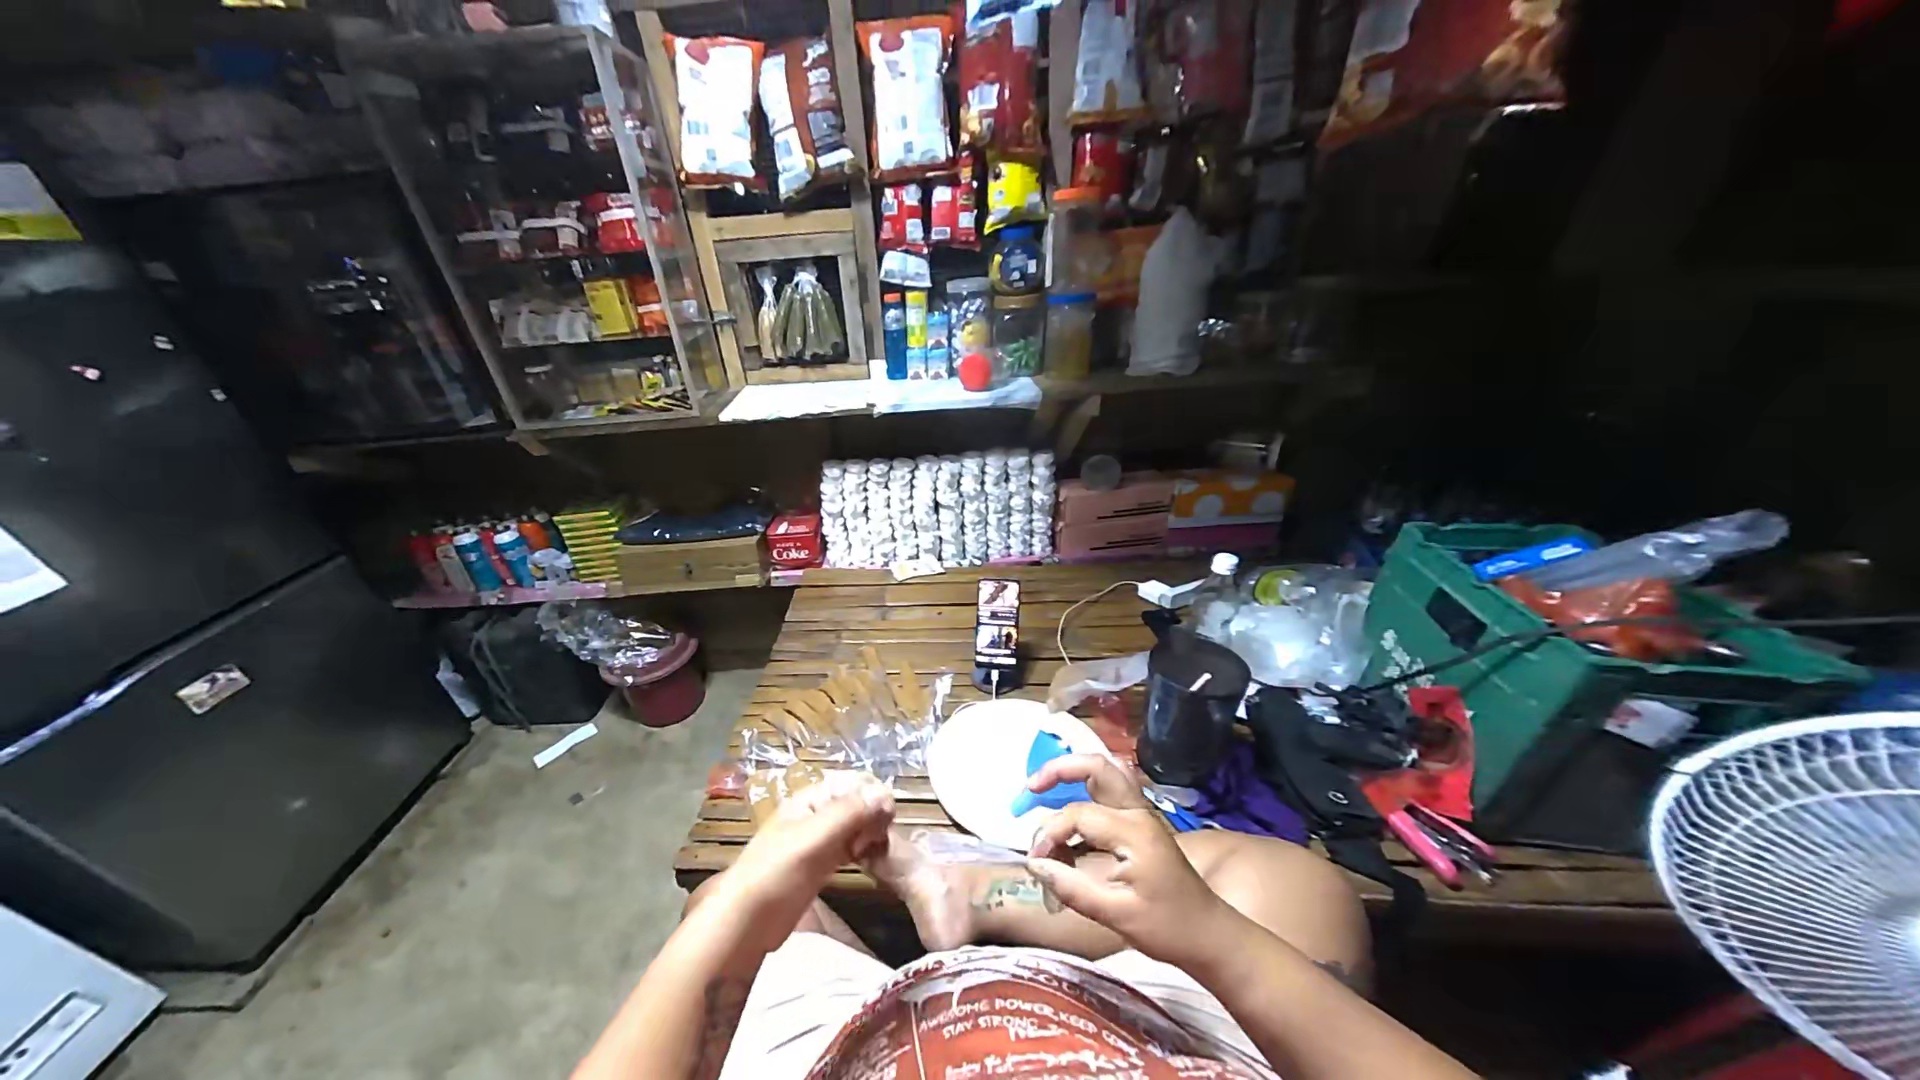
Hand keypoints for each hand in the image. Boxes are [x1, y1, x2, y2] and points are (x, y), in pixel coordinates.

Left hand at [703, 772, 893, 951]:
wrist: (746, 922)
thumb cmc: (776, 873)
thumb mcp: (813, 837)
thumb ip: (850, 813)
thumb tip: (885, 796)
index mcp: (811, 798)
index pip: (854, 782)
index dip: (873, 794)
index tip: (885, 817)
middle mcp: (818, 813)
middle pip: (859, 802)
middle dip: (874, 814)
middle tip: (876, 839)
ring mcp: (821, 839)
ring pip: (858, 825)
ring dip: (871, 832)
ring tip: (873, 850)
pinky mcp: (823, 863)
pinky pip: (852, 846)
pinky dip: (864, 848)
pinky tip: (870, 859)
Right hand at [1023, 755, 1233, 966]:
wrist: (1211, 936)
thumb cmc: (1168, 928)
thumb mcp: (1117, 916)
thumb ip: (1071, 887)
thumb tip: (1034, 863)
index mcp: (1133, 831)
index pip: (1078, 814)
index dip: (1049, 833)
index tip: (1036, 860)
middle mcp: (1137, 812)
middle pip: (1096, 766)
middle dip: (1058, 769)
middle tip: (1030, 788)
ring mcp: (1141, 814)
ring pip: (1104, 772)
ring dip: (1072, 774)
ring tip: (1042, 790)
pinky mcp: (1140, 823)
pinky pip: (1109, 792)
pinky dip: (1083, 792)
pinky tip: (1067, 818)